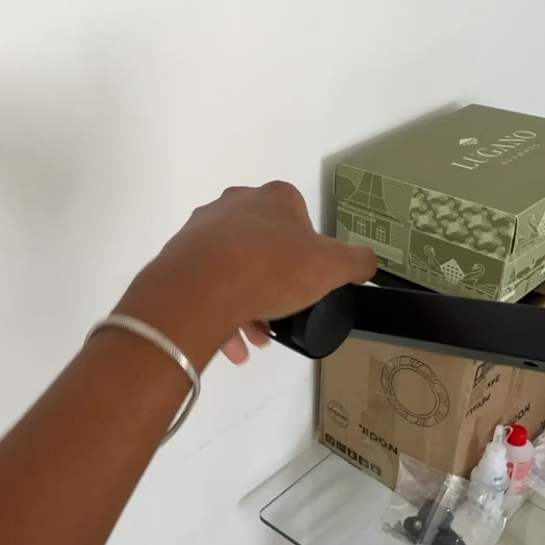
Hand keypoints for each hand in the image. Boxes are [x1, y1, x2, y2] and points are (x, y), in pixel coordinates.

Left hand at [115, 181, 376, 365]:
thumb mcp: (332, 267)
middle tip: (280, 318)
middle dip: (273, 286)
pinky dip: (221, 315)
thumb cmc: (274, 268)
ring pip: (232, 270)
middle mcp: (235, 204)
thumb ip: (357, 262)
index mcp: (274, 199)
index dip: (306, 252)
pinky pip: (206, 286)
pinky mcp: (178, 256)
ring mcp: (202, 229)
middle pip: (262, 247)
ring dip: (247, 307)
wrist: (204, 288)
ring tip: (254, 341)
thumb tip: (367, 263)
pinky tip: (231, 346)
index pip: (298, 218)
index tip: (306, 282)